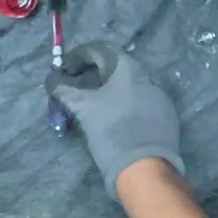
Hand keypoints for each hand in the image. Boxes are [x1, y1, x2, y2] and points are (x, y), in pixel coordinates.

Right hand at [47, 42, 186, 198]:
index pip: (99, 50)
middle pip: (115, 66)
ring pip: (128, 85)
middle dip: (92, 74)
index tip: (62, 71)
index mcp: (128, 68)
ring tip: (92, 104)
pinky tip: (114, 118)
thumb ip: (64, 90)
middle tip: (75, 87)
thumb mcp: (83, 109)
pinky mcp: (166, 116)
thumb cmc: (111, 131)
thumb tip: (52, 80)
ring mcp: (160, 96)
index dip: (76, 58)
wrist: (145, 167)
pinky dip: (123, 103)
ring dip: (108, 89)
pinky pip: (140, 101)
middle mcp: (147, 76)